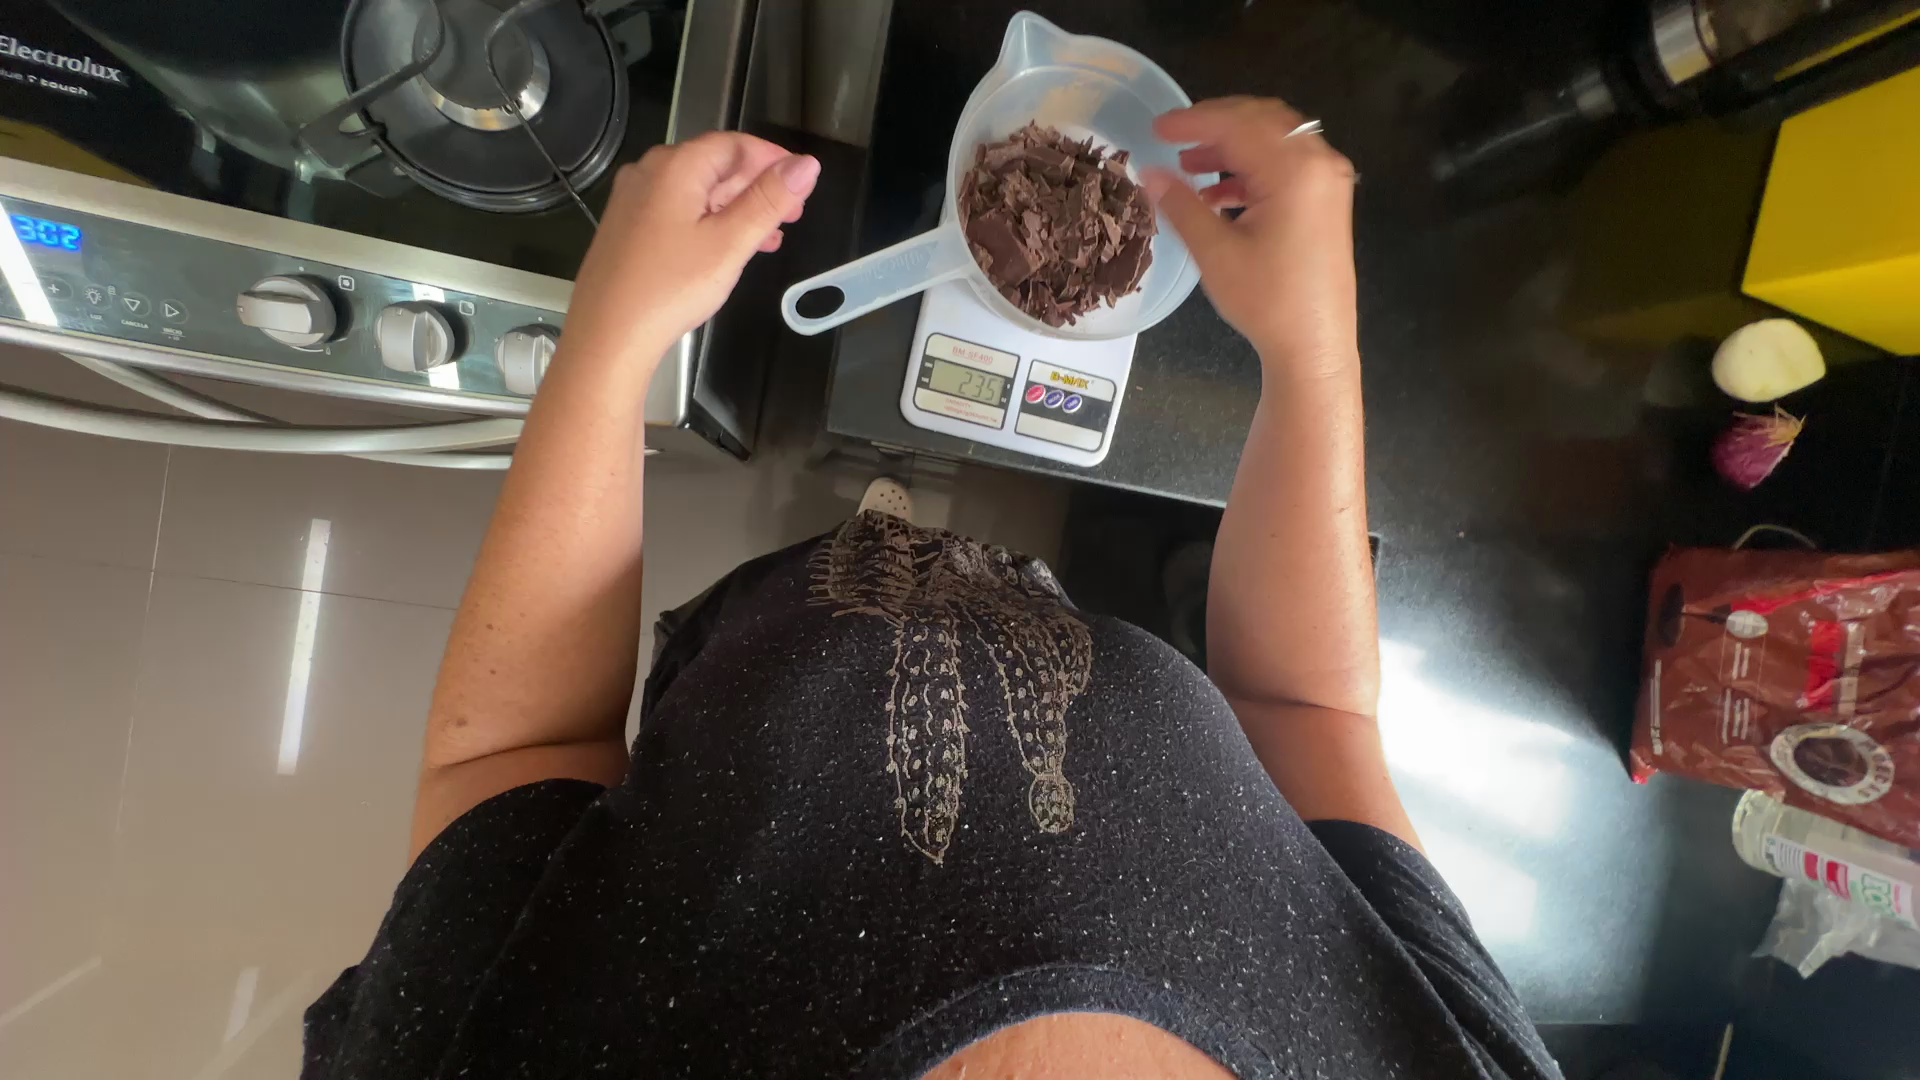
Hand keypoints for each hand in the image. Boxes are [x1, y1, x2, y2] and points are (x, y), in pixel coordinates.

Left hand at [557, 133, 820, 376]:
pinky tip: (731, 248)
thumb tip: (806, 165)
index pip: (733, 145)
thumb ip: (768, 202)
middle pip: (714, 165)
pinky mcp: (631, 229)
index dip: (772, 157)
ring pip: (698, 191)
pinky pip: (681, 212)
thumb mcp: (730, 244)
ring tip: (771, 234)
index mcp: (676, 167)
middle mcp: (651, 173)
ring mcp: (636, 201)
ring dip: (738, 207)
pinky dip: (713, 221)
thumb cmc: (672, 287)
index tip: (803, 178)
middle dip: (758, 185)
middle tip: (793, 212)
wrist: (611, 332)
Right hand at [1144, 97, 1357, 376]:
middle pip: (1262, 122)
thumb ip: (1182, 207)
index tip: (1157, 127)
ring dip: (1232, 149)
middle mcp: (1318, 162)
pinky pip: (1285, 168)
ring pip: (1274, 144)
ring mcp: (1326, 181)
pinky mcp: (1325, 202)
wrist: (1313, 342)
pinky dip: (1250, 171)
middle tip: (1174, 138)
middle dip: (1215, 126)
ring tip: (1190, 166)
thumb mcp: (1216, 253)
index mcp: (1294, 169)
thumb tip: (1150, 174)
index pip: (1238, 124)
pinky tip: (1219, 194)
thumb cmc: (1266, 300)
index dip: (1193, 121)